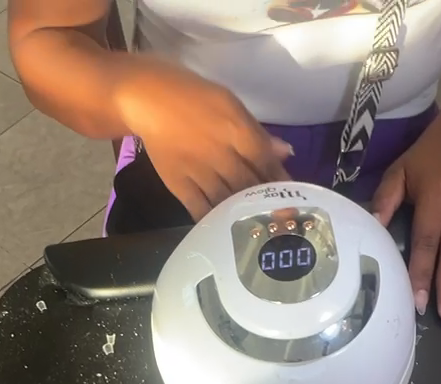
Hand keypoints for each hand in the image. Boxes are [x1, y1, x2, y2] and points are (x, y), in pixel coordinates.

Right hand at [116, 60, 293, 218]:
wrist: (149, 100)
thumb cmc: (195, 98)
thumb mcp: (230, 105)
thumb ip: (257, 132)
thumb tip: (284, 153)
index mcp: (236, 128)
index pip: (265, 161)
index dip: (280, 181)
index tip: (292, 197)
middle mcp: (220, 152)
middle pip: (249, 184)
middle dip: (266, 202)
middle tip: (280, 218)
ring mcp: (198, 171)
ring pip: (228, 200)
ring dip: (244, 214)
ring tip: (258, 225)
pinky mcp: (179, 184)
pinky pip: (200, 208)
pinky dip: (215, 220)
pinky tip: (226, 228)